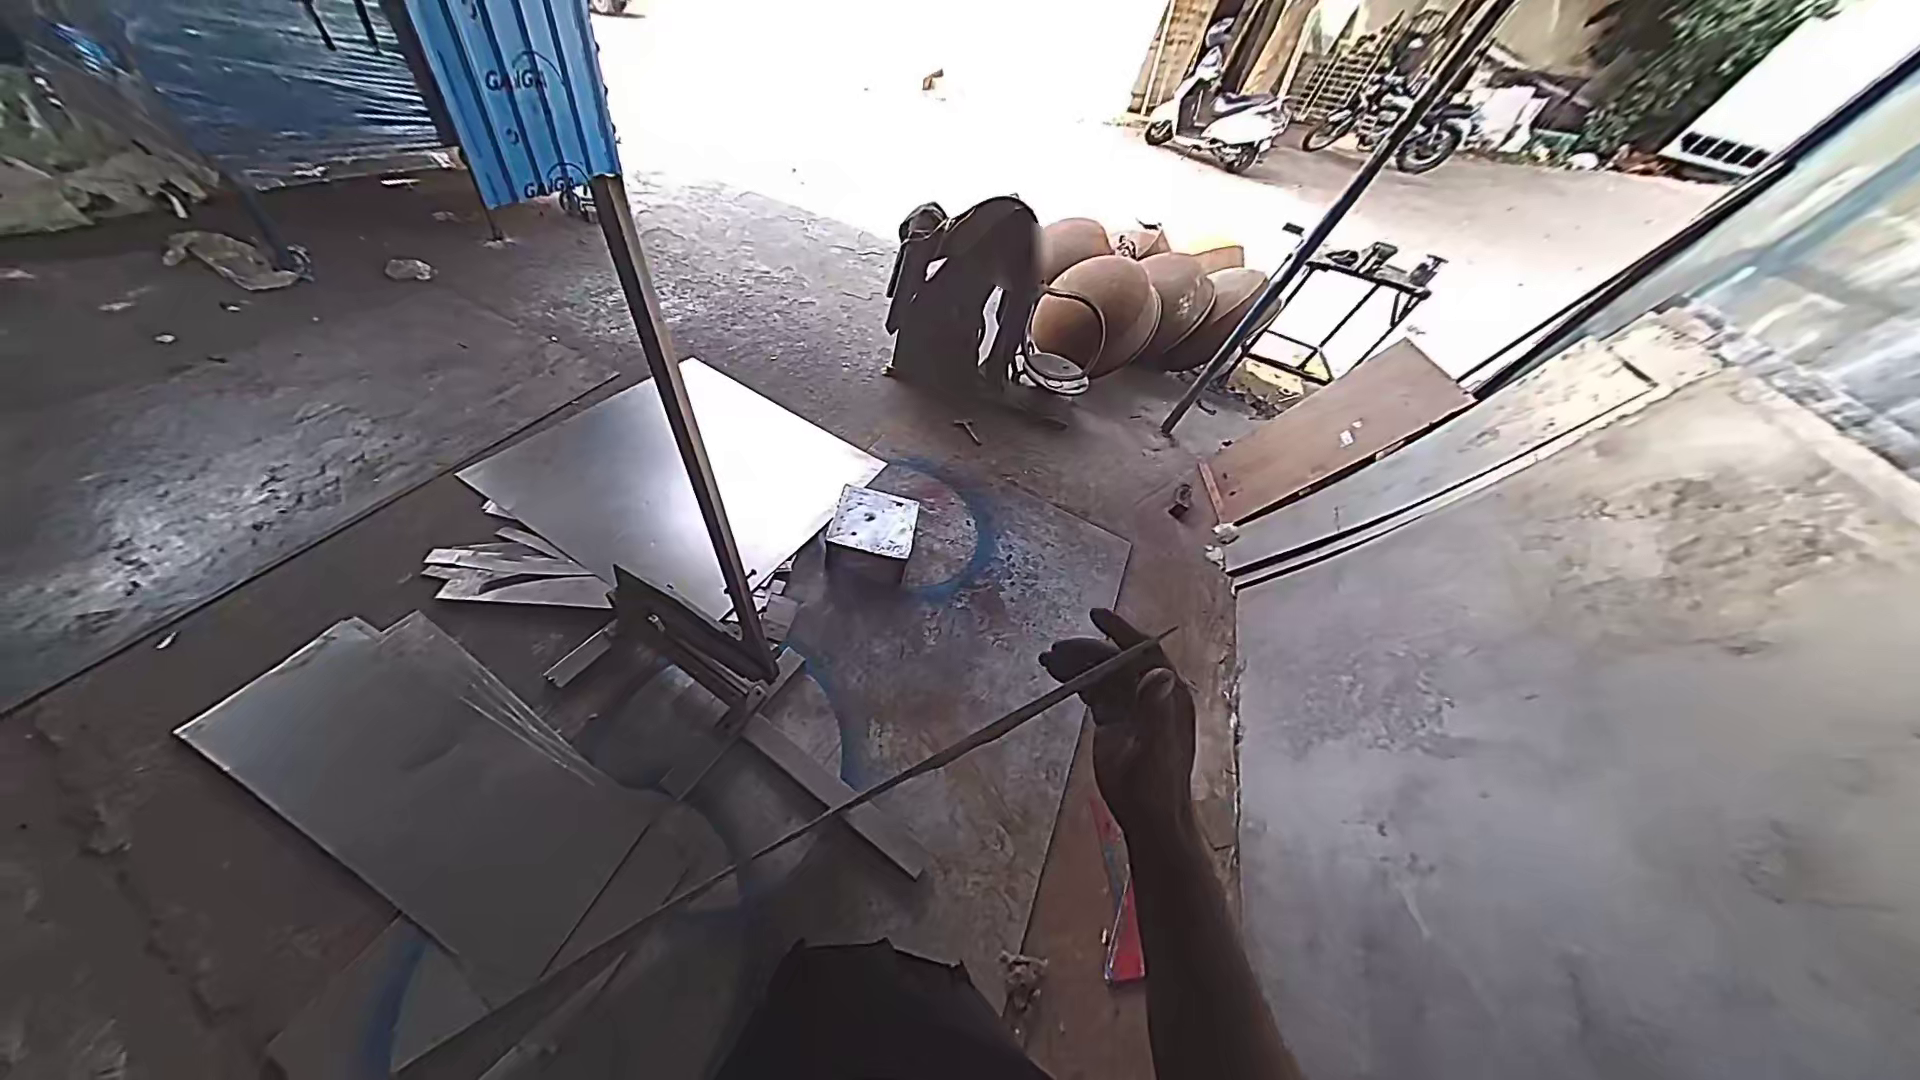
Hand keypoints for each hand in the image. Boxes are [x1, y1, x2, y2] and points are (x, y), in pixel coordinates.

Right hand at [1040, 609, 1195, 843]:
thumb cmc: (1154, 787)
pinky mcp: (1114, 719)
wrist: (1149, 819)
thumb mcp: (1154, 750)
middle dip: (1085, 651)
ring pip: (1101, 673)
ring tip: (1047, 660)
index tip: (1095, 615)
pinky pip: (1093, 689)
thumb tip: (1158, 672)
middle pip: (1114, 660)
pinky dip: (1074, 680)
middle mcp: (1150, 694)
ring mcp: (1131, 705)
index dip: (1121, 631)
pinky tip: (1055, 676)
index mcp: (1166, 694)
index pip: (1144, 651)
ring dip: (1075, 663)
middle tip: (1055, 650)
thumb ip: (1155, 712)